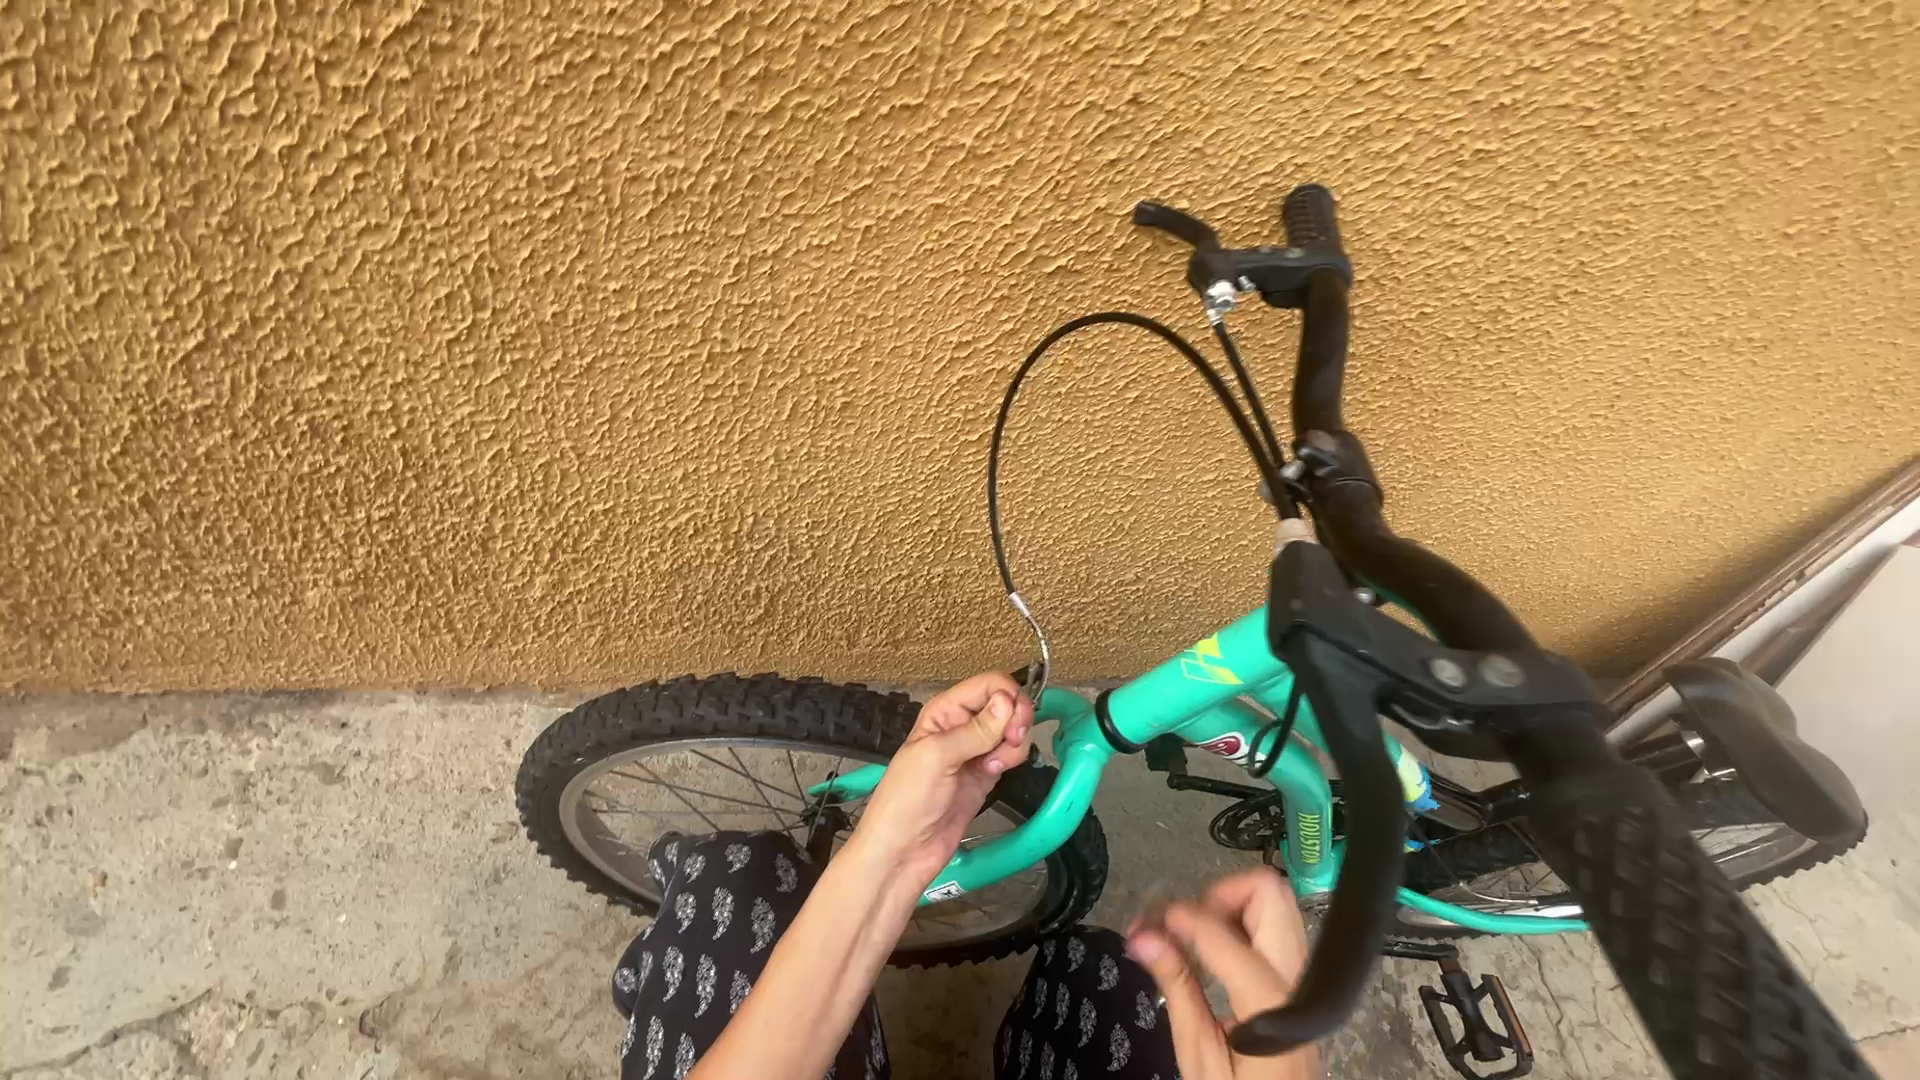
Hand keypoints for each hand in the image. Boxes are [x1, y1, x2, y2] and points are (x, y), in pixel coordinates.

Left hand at [845, 672, 1033, 888]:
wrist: (904, 851)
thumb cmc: (906, 801)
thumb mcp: (937, 757)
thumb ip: (976, 729)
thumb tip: (1007, 701)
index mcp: (945, 710)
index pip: (989, 684)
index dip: (1007, 696)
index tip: (1014, 721)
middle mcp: (961, 724)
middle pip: (1006, 704)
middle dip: (1016, 720)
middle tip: (1011, 740)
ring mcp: (975, 750)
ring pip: (1012, 729)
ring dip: (1013, 745)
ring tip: (991, 766)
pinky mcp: (986, 773)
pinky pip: (1010, 754)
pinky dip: (1011, 760)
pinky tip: (992, 774)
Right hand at [1125, 867, 1317, 1079]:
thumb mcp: (1199, 1056)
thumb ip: (1177, 988)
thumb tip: (1143, 937)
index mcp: (1272, 1006)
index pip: (1223, 934)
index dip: (1180, 918)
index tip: (1148, 922)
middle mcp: (1299, 981)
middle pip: (1269, 893)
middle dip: (1219, 895)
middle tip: (1185, 923)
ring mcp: (1308, 978)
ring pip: (1276, 902)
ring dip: (1231, 904)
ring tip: (1196, 935)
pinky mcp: (1304, 981)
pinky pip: (1276, 924)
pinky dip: (1242, 920)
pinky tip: (1214, 949)